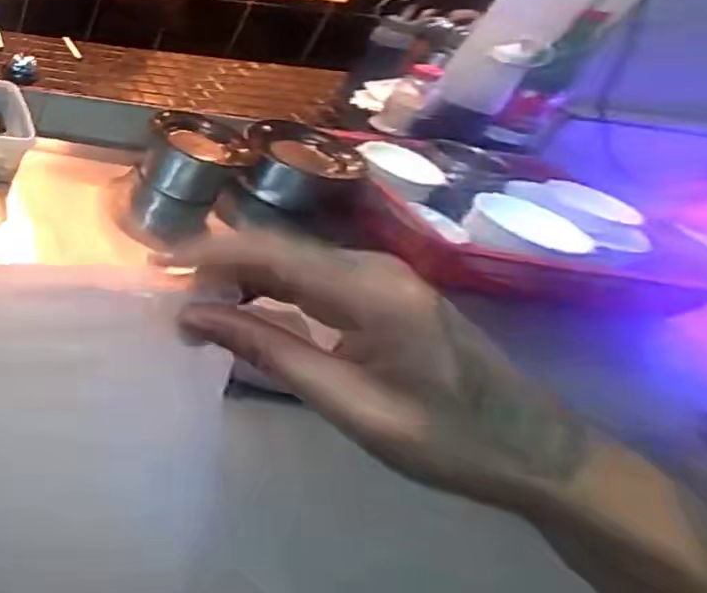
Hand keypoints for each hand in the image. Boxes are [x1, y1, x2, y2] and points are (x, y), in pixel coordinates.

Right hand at [157, 229, 590, 512]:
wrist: (546, 456)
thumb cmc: (450, 439)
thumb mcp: (352, 406)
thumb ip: (267, 351)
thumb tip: (191, 317)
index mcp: (369, 289)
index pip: (268, 252)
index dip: (206, 254)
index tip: (159, 269)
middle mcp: (368, 264)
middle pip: (271, 249)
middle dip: (216, 270)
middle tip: (178, 307)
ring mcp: (375, 271)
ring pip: (283, 258)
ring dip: (237, 278)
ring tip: (201, 311)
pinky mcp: (376, 285)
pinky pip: (304, 273)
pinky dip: (264, 286)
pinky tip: (244, 308)